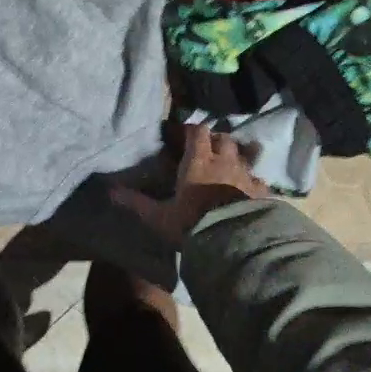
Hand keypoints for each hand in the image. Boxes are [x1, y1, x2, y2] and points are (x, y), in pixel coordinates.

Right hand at [113, 124, 269, 244]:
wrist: (233, 241)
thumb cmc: (192, 223)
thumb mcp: (159, 216)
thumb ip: (136, 203)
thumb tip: (110, 191)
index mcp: (198, 161)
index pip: (197, 132)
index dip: (191, 130)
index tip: (183, 135)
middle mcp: (224, 161)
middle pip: (223, 138)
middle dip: (215, 140)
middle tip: (206, 149)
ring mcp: (245, 175)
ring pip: (244, 155)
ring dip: (236, 156)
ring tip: (228, 165)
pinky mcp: (260, 191)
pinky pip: (258, 178)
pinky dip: (252, 180)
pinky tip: (248, 188)